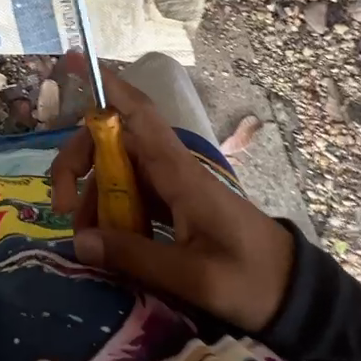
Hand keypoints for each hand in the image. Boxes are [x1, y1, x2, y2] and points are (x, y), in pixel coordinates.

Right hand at [49, 54, 295, 331]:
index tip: (76, 64)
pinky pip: (130, 196)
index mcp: (177, 171)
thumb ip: (135, 258)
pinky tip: (103, 243)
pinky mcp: (174, 206)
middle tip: (62, 205)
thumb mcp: (195, 278)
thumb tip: (78, 242)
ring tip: (82, 239)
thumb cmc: (252, 279)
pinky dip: (110, 212)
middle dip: (77, 164)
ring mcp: (171, 186)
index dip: (107, 86)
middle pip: (111, 143)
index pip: (138, 113)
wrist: (298, 296)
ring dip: (92, 196)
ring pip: (116, 171)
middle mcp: (169, 168)